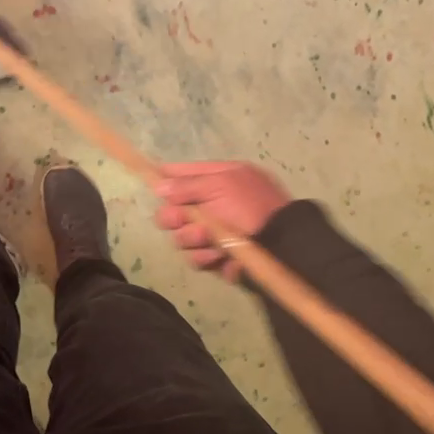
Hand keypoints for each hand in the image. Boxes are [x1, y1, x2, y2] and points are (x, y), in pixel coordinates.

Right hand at [154, 162, 292, 282]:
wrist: (283, 245)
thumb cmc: (252, 207)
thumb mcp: (222, 185)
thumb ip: (188, 185)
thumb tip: (159, 183)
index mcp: (217, 180)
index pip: (181, 175)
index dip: (164, 179)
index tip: (149, 183)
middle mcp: (213, 205)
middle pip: (175, 211)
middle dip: (175, 217)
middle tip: (180, 220)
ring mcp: (215, 233)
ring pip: (182, 237)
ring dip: (192, 239)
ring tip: (208, 240)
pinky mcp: (218, 257)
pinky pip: (198, 258)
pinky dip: (206, 258)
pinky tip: (219, 257)